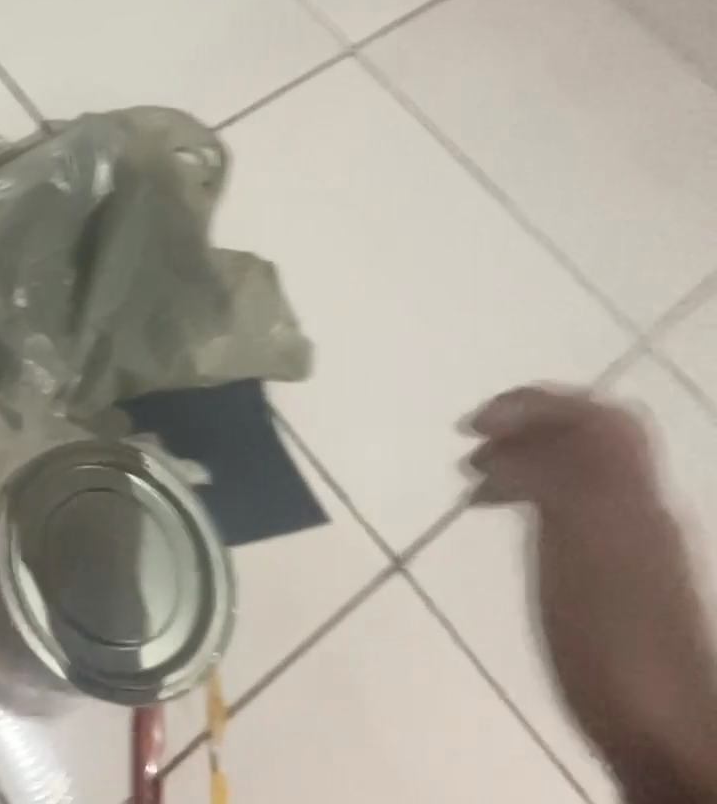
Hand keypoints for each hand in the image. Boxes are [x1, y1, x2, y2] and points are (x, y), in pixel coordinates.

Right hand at [462, 386, 716, 800]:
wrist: (662, 727)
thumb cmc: (612, 640)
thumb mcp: (587, 549)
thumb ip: (565, 482)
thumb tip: (523, 433)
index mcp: (630, 500)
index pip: (595, 419)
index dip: (533, 405)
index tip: (472, 425)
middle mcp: (637, 508)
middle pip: (589, 434)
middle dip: (525, 423)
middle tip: (469, 440)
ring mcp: (626, 538)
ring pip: (574, 466)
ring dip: (519, 455)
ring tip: (472, 476)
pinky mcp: (606, 566)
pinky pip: (567, 501)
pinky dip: (522, 489)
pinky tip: (493, 511)